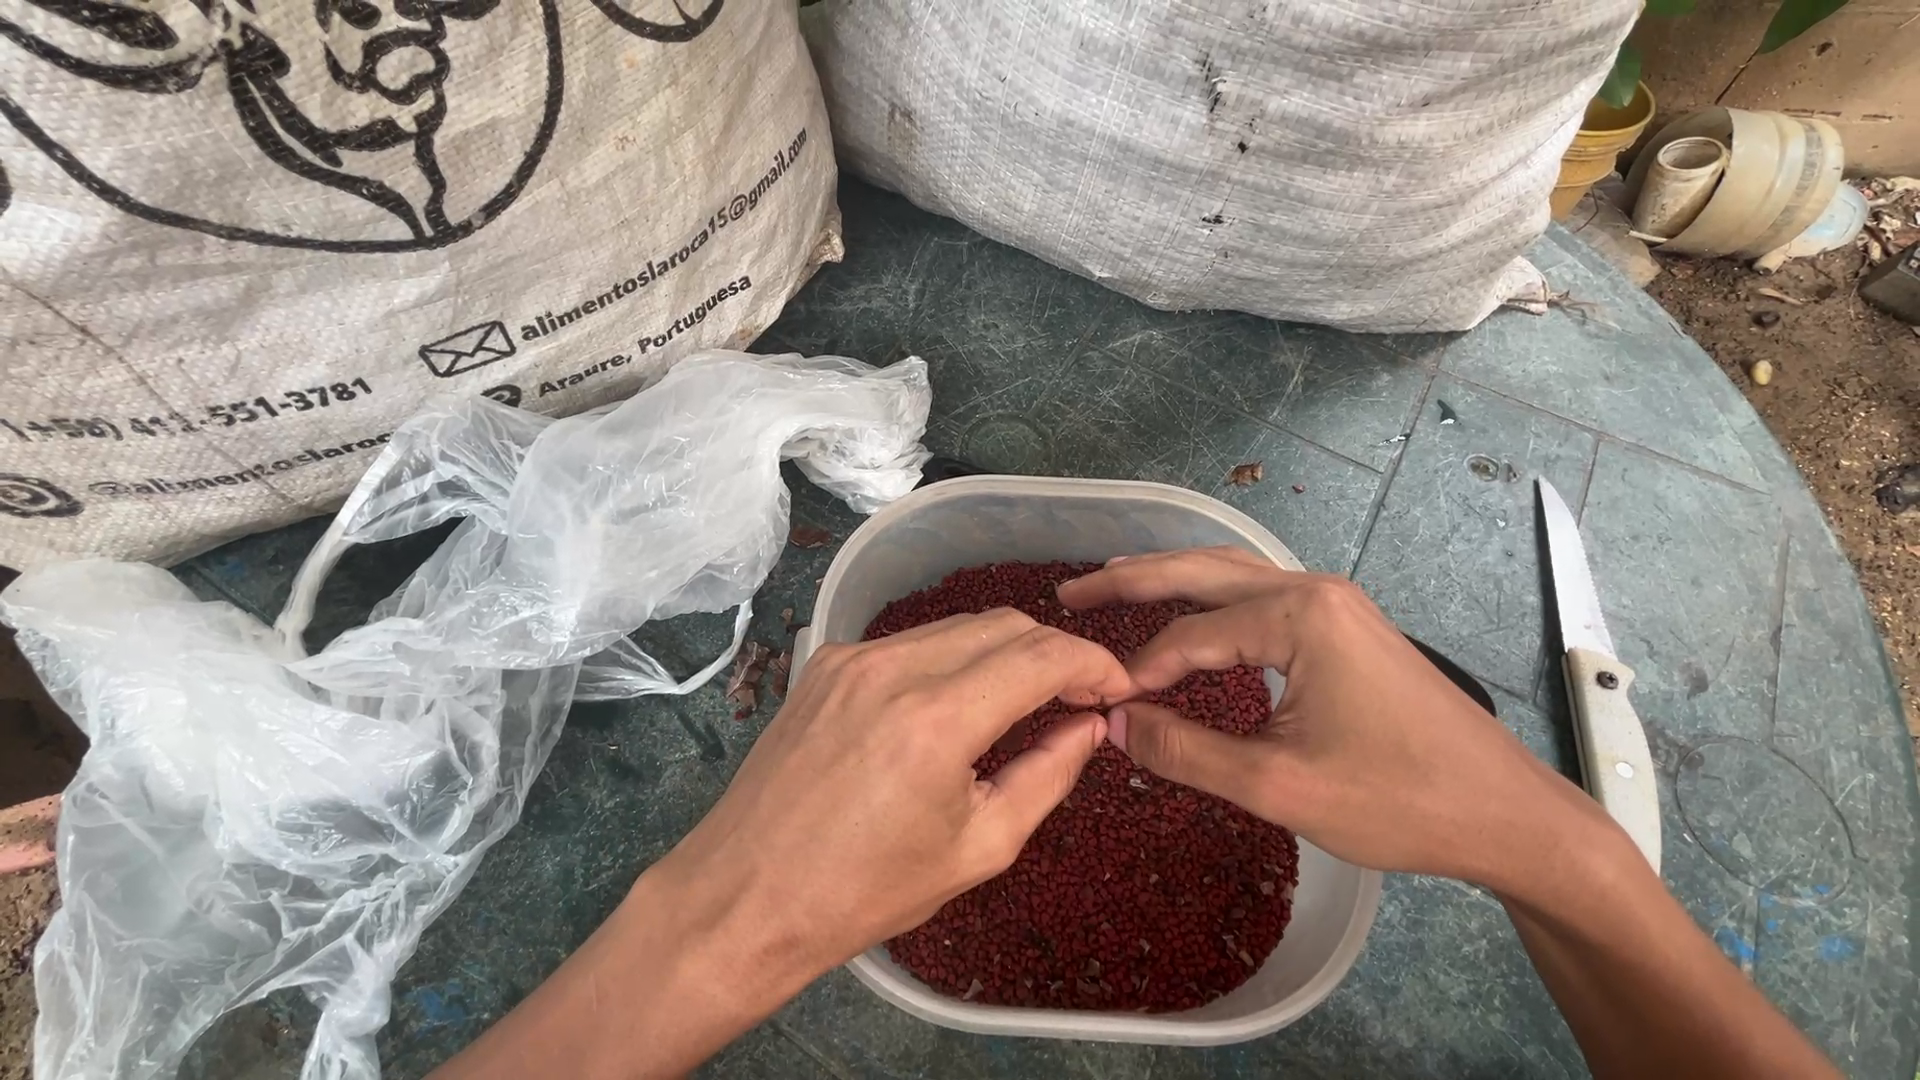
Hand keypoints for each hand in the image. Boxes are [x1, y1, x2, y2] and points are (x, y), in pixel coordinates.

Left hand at [431, 609, 1134, 1079]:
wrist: (744, 894)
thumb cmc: (865, 891)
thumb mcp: (979, 847)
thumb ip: (1047, 774)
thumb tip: (1088, 726)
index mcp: (937, 719)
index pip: (1043, 655)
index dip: (1093, 664)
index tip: (1116, 688)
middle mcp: (894, 666)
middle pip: (1004, 624)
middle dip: (1053, 653)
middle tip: (1077, 696)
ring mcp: (853, 656)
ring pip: (958, 626)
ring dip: (1005, 651)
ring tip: (1024, 698)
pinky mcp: (827, 660)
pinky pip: (912, 640)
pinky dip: (953, 657)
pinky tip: (958, 699)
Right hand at [1056, 547, 1613, 895]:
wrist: (1511, 815)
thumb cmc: (1399, 802)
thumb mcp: (1278, 785)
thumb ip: (1185, 752)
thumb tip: (1113, 724)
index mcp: (1298, 615)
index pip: (1189, 635)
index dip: (1139, 671)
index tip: (1102, 705)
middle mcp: (1313, 589)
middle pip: (1201, 569)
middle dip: (1130, 579)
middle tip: (1070, 591)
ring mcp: (1333, 601)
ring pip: (1230, 572)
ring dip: (1169, 577)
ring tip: (1112, 583)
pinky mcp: (1343, 622)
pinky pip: (1257, 593)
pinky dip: (1208, 595)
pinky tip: (1186, 609)